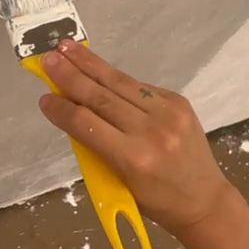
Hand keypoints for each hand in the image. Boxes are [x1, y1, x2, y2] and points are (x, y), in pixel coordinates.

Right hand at [36, 40, 239, 235]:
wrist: (205, 200)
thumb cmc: (155, 200)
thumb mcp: (119, 183)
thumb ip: (96, 146)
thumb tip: (71, 110)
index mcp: (132, 159)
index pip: (86, 124)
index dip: (62, 109)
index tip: (43, 98)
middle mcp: (151, 131)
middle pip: (100, 96)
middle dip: (70, 75)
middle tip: (48, 58)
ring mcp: (167, 113)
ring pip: (119, 82)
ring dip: (89, 63)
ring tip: (67, 48)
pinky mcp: (178, 101)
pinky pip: (137, 86)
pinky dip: (114, 78)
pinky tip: (96, 67)